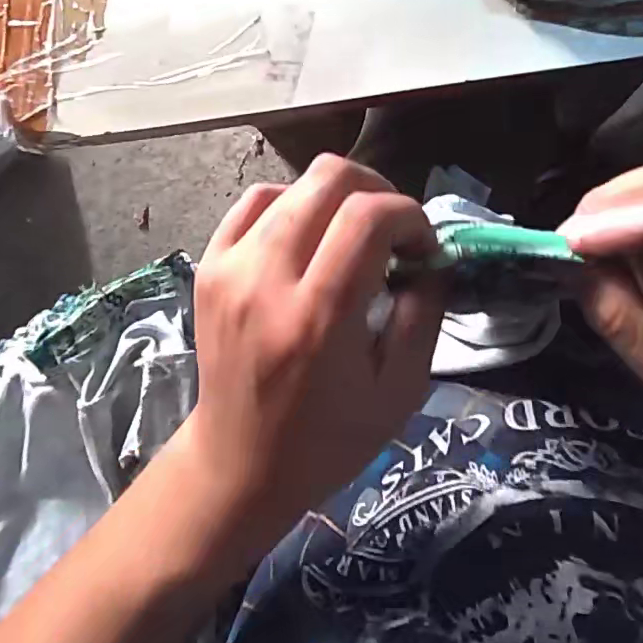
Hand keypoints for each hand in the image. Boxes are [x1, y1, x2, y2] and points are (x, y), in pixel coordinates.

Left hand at [178, 155, 443, 562]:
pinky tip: (310, 236)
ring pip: (295, 182)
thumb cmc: (329, 438)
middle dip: (378, 190)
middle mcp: (266, 280)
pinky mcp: (209, 264)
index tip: (422, 248)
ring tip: (353, 236)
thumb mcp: (401, 390)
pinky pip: (258, 199)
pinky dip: (295, 203)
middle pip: (329, 177)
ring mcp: (229, 267)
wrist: (239, 464)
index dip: (411, 216)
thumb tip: (433, 254)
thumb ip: (426, 312)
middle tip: (393, 230)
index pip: (369, 217)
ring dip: (339, 197)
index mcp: (317, 318)